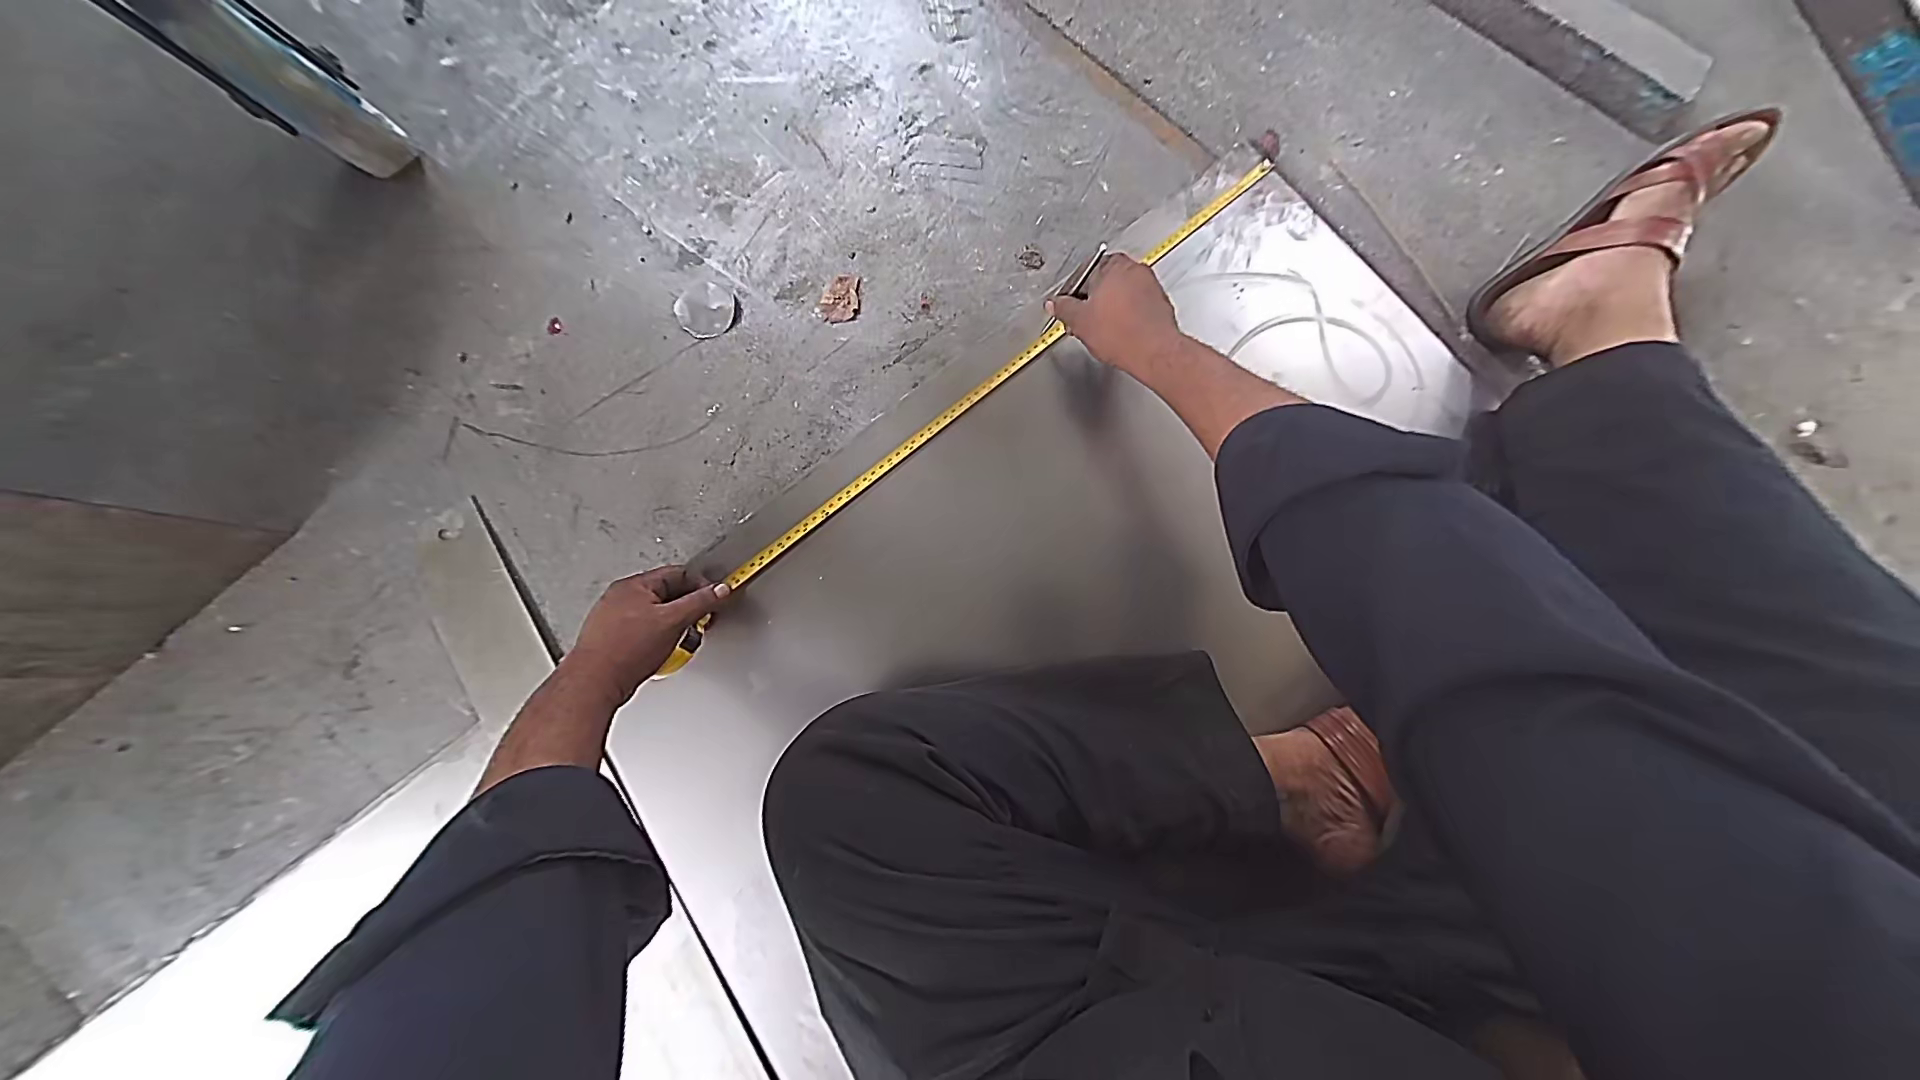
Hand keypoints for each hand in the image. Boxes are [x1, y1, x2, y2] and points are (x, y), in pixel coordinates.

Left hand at [559, 566, 729, 704]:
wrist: (595, 683)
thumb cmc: (624, 650)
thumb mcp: (674, 621)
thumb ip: (701, 602)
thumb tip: (718, 590)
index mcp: (634, 585)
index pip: (679, 574)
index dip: (702, 586)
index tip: (715, 598)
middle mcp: (621, 597)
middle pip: (668, 594)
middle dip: (688, 609)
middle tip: (699, 622)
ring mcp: (615, 618)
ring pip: (657, 614)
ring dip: (674, 626)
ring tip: (678, 641)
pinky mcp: (614, 638)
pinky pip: (645, 631)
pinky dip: (658, 639)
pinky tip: (661, 652)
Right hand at [1046, 253, 1185, 373]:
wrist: (1153, 351)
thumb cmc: (1122, 333)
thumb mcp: (1079, 321)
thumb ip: (1063, 308)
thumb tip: (1054, 304)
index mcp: (1113, 266)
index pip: (1085, 271)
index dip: (1073, 292)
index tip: (1069, 306)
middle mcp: (1135, 270)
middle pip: (1105, 282)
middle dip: (1093, 300)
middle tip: (1084, 319)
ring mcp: (1150, 286)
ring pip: (1122, 294)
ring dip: (1111, 308)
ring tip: (1102, 329)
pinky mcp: (1160, 303)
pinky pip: (1137, 306)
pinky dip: (1127, 316)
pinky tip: (1119, 332)